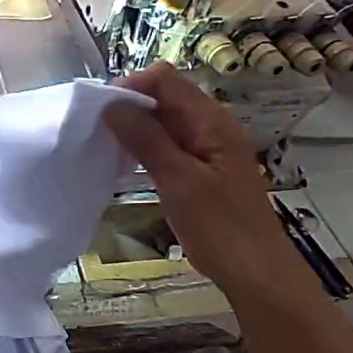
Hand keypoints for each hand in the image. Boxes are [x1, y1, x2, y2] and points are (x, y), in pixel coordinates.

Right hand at [101, 62, 304, 291]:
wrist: (255, 273)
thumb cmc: (221, 227)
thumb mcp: (179, 180)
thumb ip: (146, 139)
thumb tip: (111, 105)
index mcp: (211, 121)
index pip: (165, 79)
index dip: (131, 86)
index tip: (101, 112)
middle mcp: (209, 126)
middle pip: (163, 96)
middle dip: (128, 105)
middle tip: (97, 130)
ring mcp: (204, 147)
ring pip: (161, 120)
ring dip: (133, 126)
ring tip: (106, 145)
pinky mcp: (197, 168)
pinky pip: (166, 143)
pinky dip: (143, 146)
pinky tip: (124, 162)